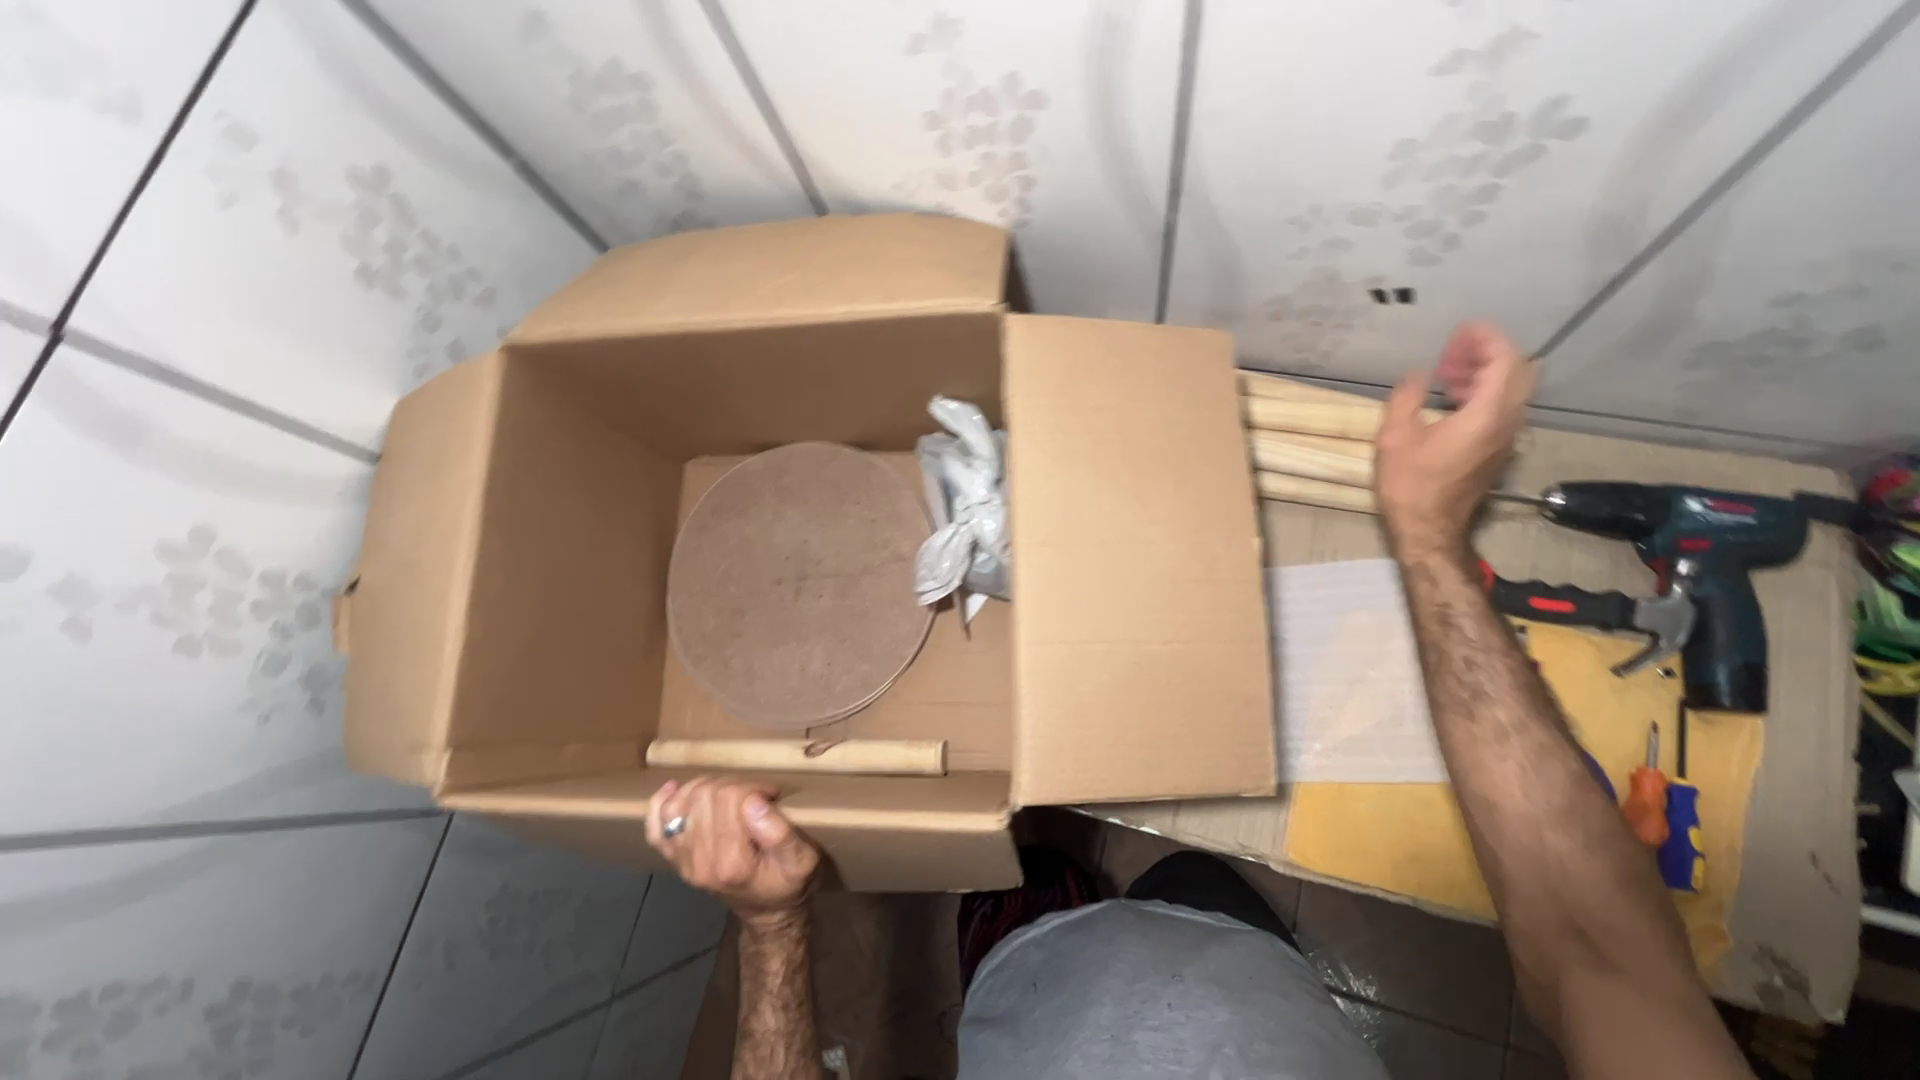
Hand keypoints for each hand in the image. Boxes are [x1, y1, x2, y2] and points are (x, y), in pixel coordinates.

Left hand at [647, 777, 820, 930]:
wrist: (766, 913)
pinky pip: (655, 826)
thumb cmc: (788, 883)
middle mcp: (701, 863)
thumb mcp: (802, 861)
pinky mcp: (674, 859)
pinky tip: (677, 790)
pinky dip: (663, 803)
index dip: (755, 787)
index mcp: (733, 864)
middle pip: (706, 796)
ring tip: (730, 795)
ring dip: (707, 788)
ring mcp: (683, 862)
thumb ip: (781, 834)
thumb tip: (754, 802)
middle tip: (754, 795)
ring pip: (682, 801)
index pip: (731, 799)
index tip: (772, 795)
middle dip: (733, 785)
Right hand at [1374, 322, 1535, 557]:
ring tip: (1448, 374)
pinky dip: (1484, 393)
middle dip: (1488, 353)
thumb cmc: (1410, 484)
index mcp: (1487, 414)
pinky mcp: (1498, 450)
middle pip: (1517, 371)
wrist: (1430, 529)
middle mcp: (1508, 422)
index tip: (1461, 331)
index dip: (1486, 339)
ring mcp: (1507, 438)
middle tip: (1453, 351)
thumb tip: (1416, 375)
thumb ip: (1407, 397)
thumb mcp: (1395, 437)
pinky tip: (1453, 399)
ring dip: (1485, 373)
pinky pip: (1503, 408)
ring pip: (1512, 390)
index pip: (1505, 360)